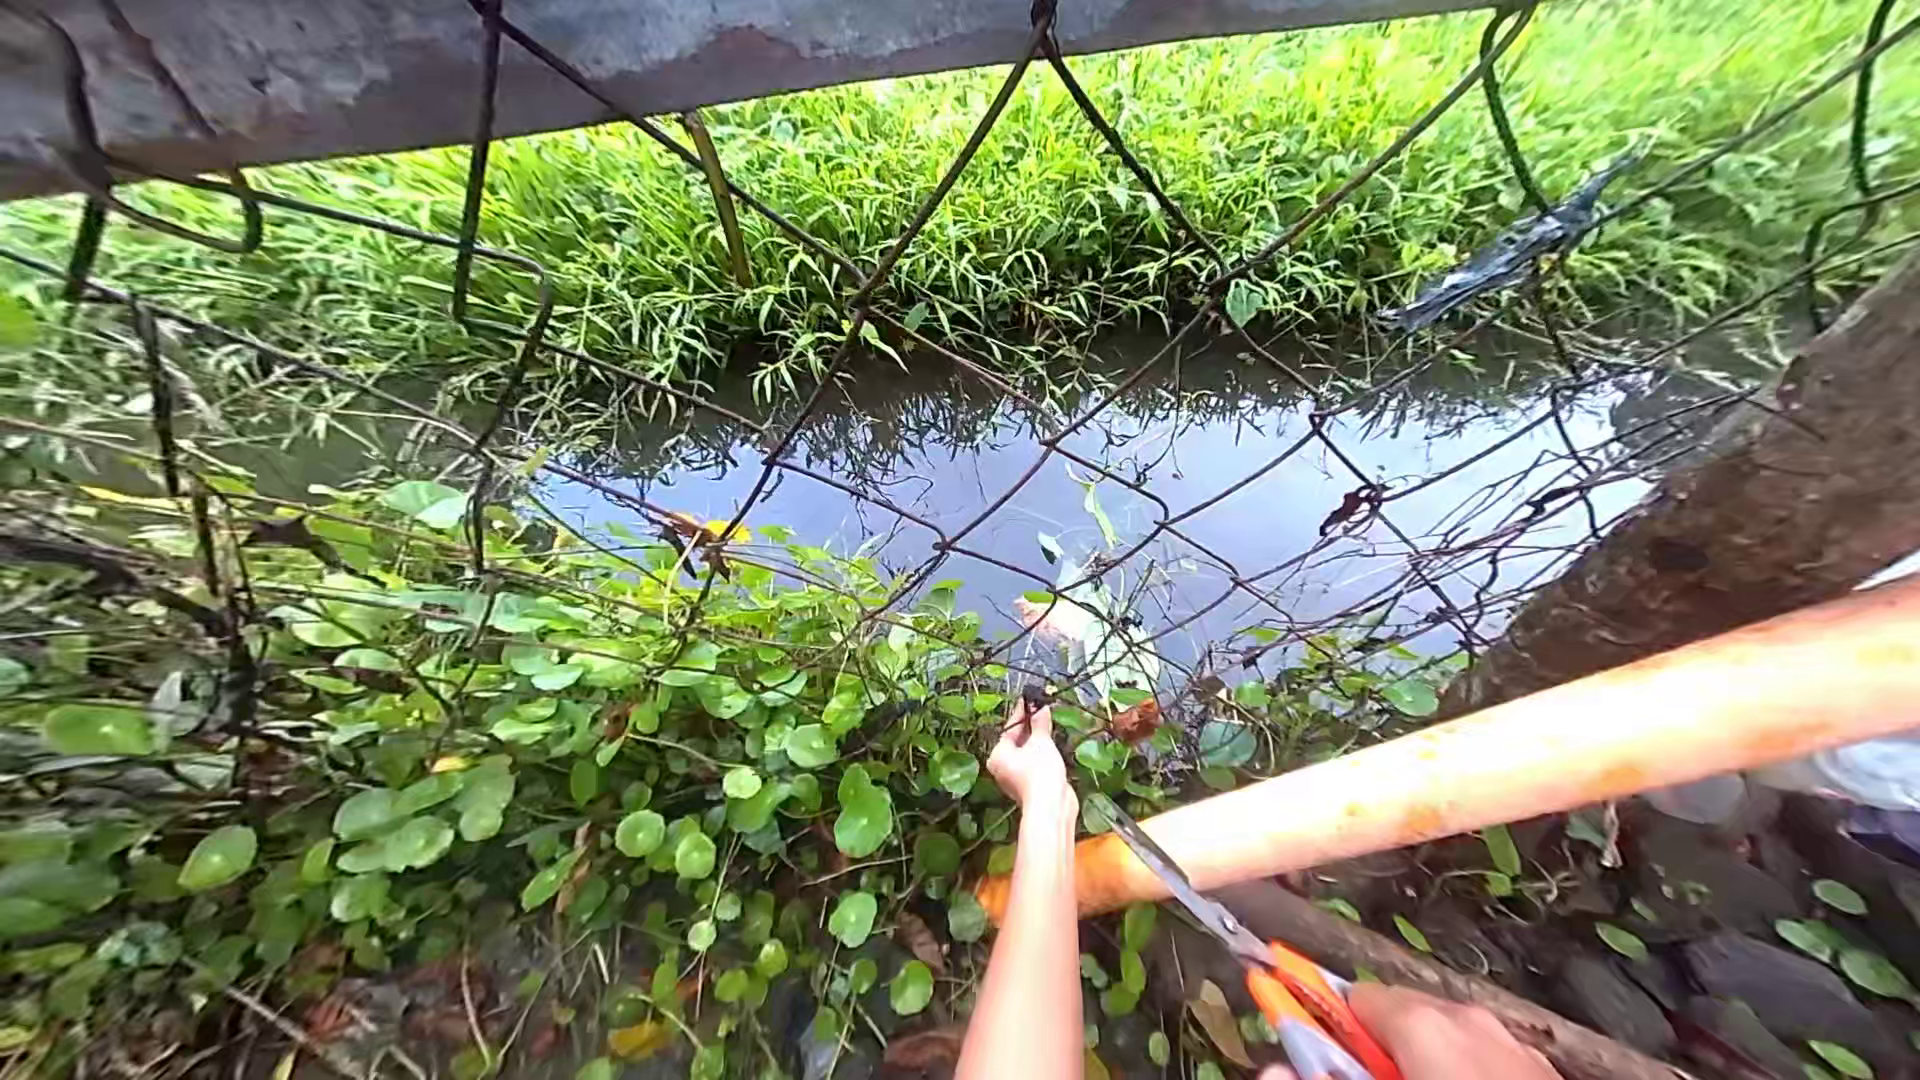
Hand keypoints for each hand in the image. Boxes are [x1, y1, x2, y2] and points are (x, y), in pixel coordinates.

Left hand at [987, 699, 1074, 821]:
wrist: (1052, 807)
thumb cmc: (1040, 773)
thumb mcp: (1041, 742)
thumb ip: (1040, 723)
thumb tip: (1041, 707)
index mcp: (998, 754)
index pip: (1010, 728)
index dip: (1022, 713)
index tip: (1029, 700)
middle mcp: (1003, 766)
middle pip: (1017, 740)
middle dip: (1030, 726)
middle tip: (1041, 709)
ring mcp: (1016, 777)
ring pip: (1027, 751)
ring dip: (1038, 739)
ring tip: (1048, 722)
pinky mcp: (1030, 784)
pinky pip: (1034, 762)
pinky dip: (1042, 752)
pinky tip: (1052, 743)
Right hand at [1258, 984, 1559, 1079]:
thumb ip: (1326, 1078)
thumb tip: (1269, 1068)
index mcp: (1425, 1021)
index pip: (1349, 999)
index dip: (1333, 1036)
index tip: (1329, 1068)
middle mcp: (1469, 1019)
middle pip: (1396, 1016)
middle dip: (1379, 1054)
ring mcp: (1520, 1051)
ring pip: (1444, 1042)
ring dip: (1423, 1069)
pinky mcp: (1549, 1077)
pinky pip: (1486, 1065)